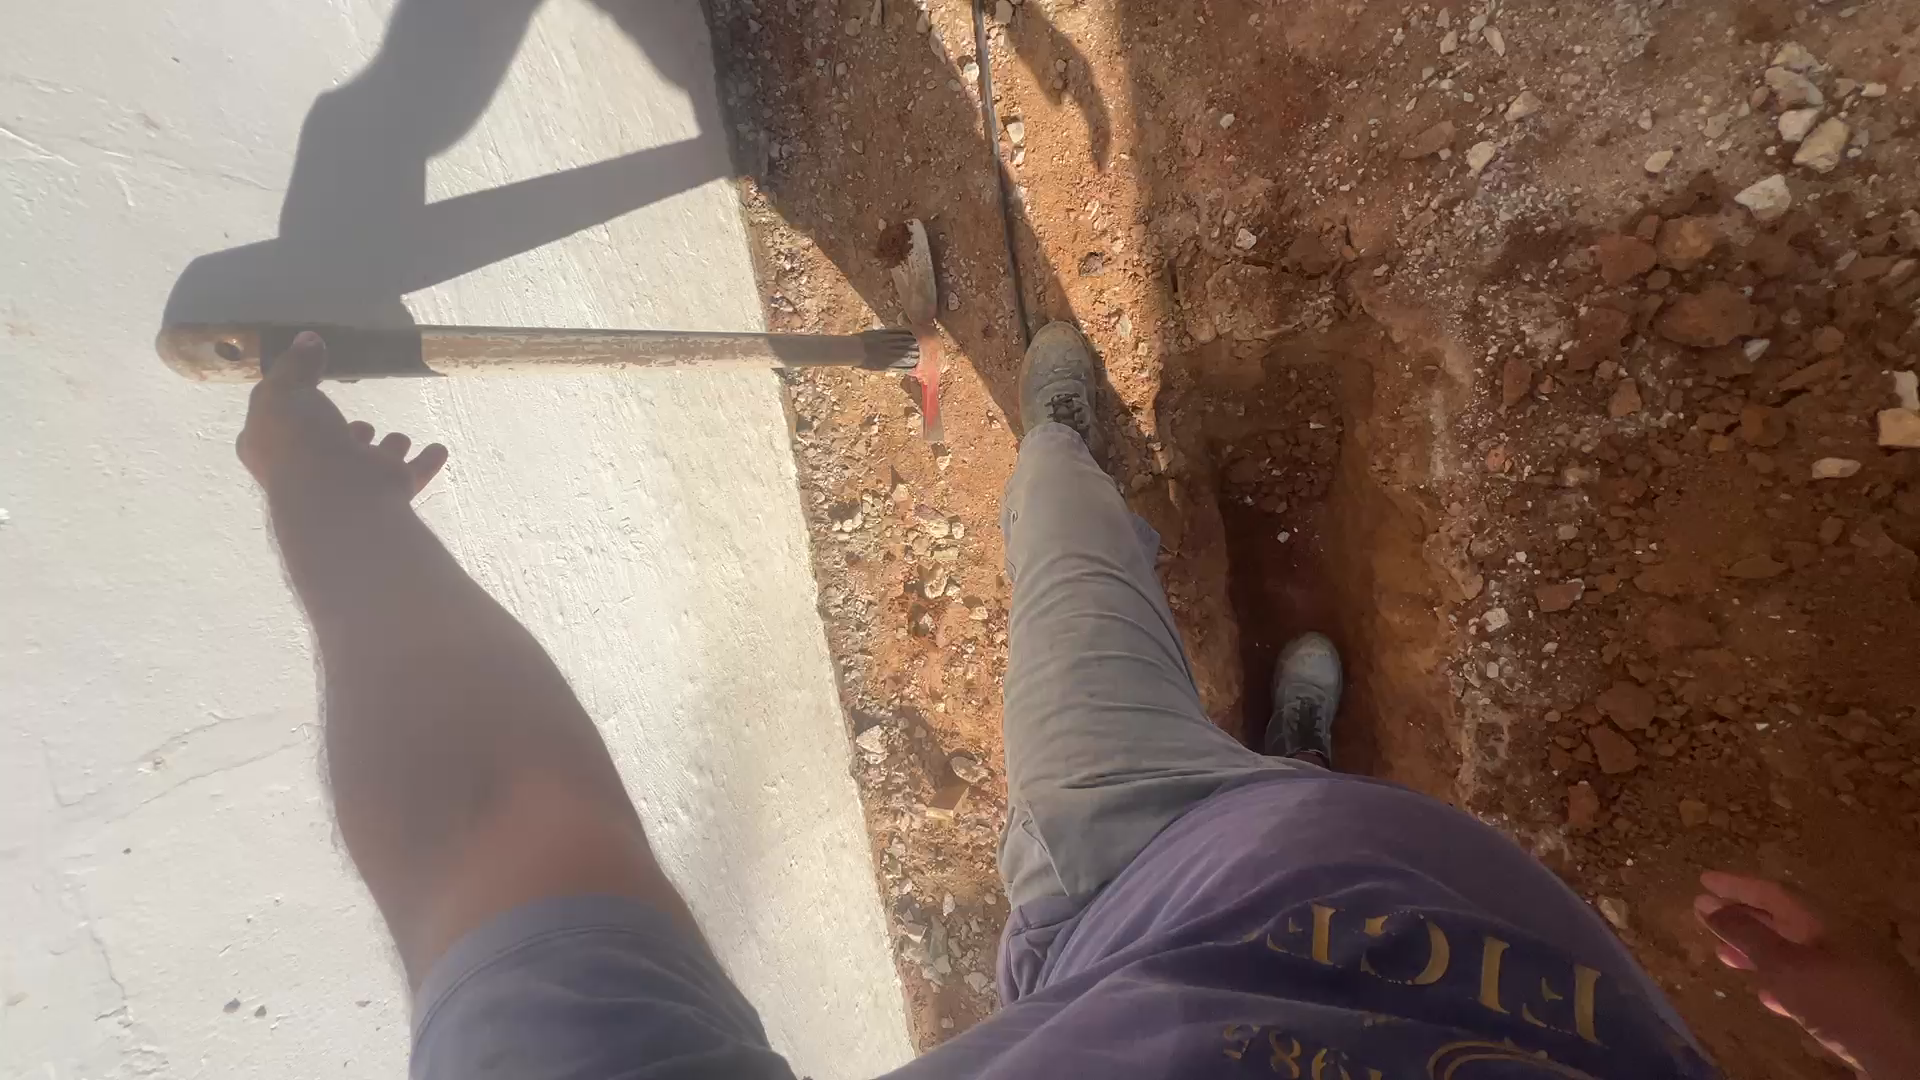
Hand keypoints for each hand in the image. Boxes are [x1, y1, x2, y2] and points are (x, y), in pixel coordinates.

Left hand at [237, 331, 447, 500]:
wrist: (338, 490)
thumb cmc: (300, 441)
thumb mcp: (284, 391)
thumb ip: (297, 366)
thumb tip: (308, 339)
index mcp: (274, 448)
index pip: (283, 427)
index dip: (293, 413)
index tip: (309, 397)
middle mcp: (313, 468)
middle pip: (334, 447)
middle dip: (348, 435)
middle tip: (359, 424)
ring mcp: (355, 482)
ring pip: (374, 462)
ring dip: (386, 451)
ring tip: (398, 438)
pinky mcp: (391, 490)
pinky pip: (413, 472)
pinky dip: (427, 461)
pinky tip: (438, 450)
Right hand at [1695, 870, 1919, 1076]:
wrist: (1911, 1062)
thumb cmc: (1839, 1001)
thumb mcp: (1782, 964)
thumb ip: (1743, 933)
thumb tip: (1706, 904)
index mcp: (1829, 924)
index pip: (1775, 892)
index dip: (1736, 885)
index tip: (1703, 881)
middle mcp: (1847, 943)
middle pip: (1786, 921)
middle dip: (1744, 918)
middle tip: (1706, 916)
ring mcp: (1861, 975)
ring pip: (1799, 953)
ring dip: (1760, 952)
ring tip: (1726, 957)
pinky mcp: (1866, 1006)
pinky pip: (1816, 982)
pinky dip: (1786, 981)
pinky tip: (1769, 995)